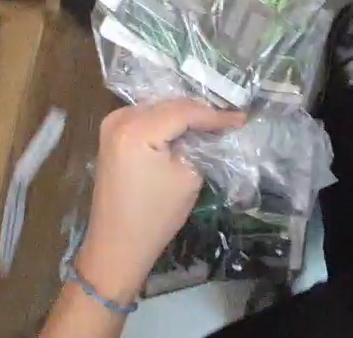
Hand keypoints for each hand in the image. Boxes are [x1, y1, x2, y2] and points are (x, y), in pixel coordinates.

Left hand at [74, 99, 245, 303]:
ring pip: (158, 107)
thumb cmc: (154, 217)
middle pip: (169, 105)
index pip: (183, 111)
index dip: (214, 115)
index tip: (240, 118)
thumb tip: (212, 129)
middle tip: (229, 118)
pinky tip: (185, 126)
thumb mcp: (187, 178)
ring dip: (182, 113)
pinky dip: (165, 120)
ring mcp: (112, 124)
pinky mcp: (112, 134)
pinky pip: (145, 116)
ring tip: (211, 120)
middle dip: (199, 111)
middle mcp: (120, 119)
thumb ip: (201, 146)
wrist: (116, 248)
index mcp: (137, 130)